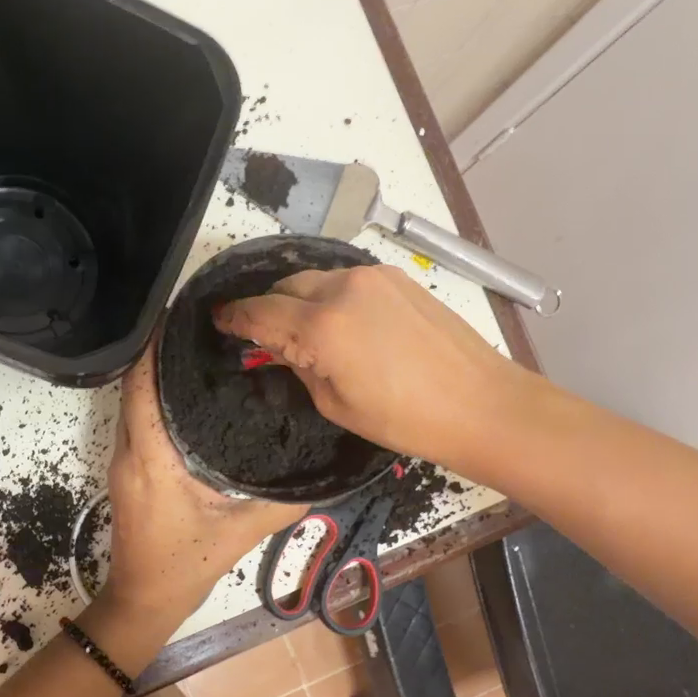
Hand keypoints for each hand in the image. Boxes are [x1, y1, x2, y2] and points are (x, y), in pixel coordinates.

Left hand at [99, 344, 306, 642]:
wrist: (143, 601)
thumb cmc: (184, 567)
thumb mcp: (239, 533)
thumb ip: (281, 503)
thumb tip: (324, 473)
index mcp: (150, 459)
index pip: (141, 386)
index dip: (154, 347)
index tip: (181, 316)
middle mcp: (129, 452)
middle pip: (133, 386)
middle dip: (159, 352)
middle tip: (202, 328)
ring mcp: (123, 462)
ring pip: (133, 404)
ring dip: (155, 375)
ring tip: (200, 352)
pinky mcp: (128, 472)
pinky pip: (137, 422)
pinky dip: (154, 400)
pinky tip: (190, 394)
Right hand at [213, 264, 533, 467]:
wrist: (479, 403)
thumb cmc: (403, 418)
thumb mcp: (334, 403)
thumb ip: (299, 366)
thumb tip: (282, 348)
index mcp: (321, 327)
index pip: (260, 312)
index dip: (234, 317)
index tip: (218, 319)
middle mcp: (342, 289)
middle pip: (285, 286)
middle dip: (269, 307)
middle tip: (264, 336)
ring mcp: (373, 278)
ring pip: (316, 280)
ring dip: (301, 300)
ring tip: (305, 333)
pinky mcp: (397, 277)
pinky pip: (346, 281)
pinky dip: (331, 297)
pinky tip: (341, 325)